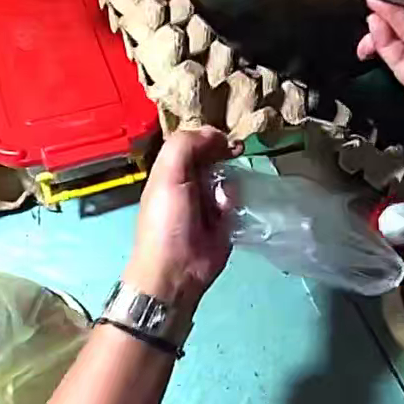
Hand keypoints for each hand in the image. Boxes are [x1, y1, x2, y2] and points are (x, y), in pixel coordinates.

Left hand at [123, 128, 239, 314]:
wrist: (177, 270)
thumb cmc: (167, 221)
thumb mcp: (167, 176)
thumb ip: (185, 146)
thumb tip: (214, 133)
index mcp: (170, 171)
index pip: (192, 142)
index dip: (208, 136)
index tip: (224, 137)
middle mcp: (189, 183)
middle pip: (213, 157)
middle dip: (224, 154)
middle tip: (237, 151)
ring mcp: (208, 202)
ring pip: (228, 177)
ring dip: (229, 181)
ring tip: (223, 195)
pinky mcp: (225, 220)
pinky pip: (237, 201)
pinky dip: (235, 201)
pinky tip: (227, 211)